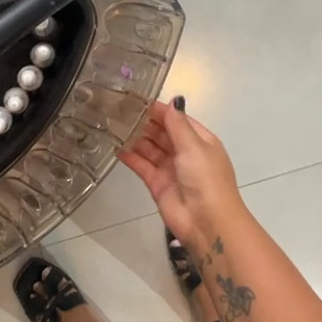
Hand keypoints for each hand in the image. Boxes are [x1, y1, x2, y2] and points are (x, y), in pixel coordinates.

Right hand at [117, 99, 244, 250]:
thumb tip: (171, 102)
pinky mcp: (157, 184)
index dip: (160, 110)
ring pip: (151, 149)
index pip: (178, 120)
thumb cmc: (205, 178)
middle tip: (120, 110)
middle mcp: (186, 153)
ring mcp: (171, 169)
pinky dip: (130, 157)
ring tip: (114, 125)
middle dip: (146, 123)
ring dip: (136, 138)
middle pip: (163, 133)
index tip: (138, 100)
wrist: (206, 221)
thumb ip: (178, 124)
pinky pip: (142, 166)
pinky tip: (116, 147)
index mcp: (200, 141)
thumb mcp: (194, 146)